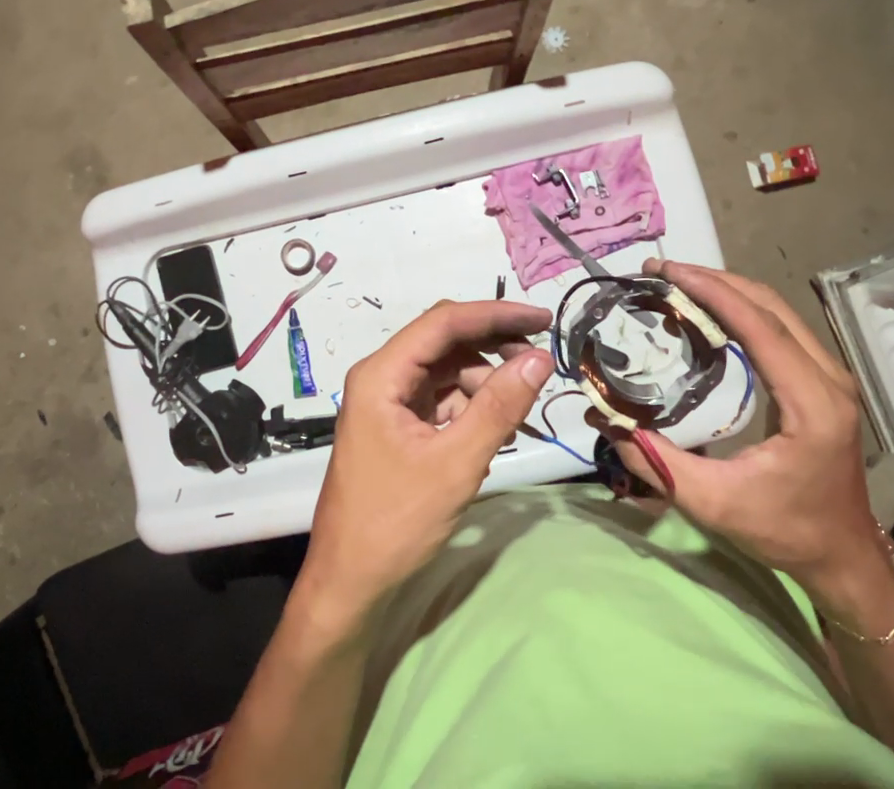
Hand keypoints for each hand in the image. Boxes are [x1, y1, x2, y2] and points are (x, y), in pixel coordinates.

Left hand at [296, 300, 553, 628]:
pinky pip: (441, 400)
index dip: (495, 314)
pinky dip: (471, 406)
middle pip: (444, 342)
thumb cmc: (395, 521)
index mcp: (381, 376)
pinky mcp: (398, 427)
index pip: (444, 323)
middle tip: (540, 362)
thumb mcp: (456, 463)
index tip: (543, 318)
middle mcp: (381, 378)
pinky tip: (496, 426)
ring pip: (446, 371)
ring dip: (485, 381)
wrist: (350, 579)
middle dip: (493, 347)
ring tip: (519, 408)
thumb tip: (539, 358)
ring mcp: (388, 403)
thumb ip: (498, 407)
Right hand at [598, 261, 893, 622]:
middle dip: (715, 281)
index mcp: (811, 403)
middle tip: (661, 273)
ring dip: (729, 291)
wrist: (841, 554)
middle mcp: (829, 379)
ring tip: (677, 284)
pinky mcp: (823, 383)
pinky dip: (742, 310)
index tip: (667, 272)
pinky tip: (708, 314)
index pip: (760, 326)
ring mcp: (831, 378)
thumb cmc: (783, 530)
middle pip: (771, 306)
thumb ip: (657, 464)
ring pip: (779, 312)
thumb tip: (607, 424)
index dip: (712, 292)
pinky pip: (781, 329)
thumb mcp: (712, 502)